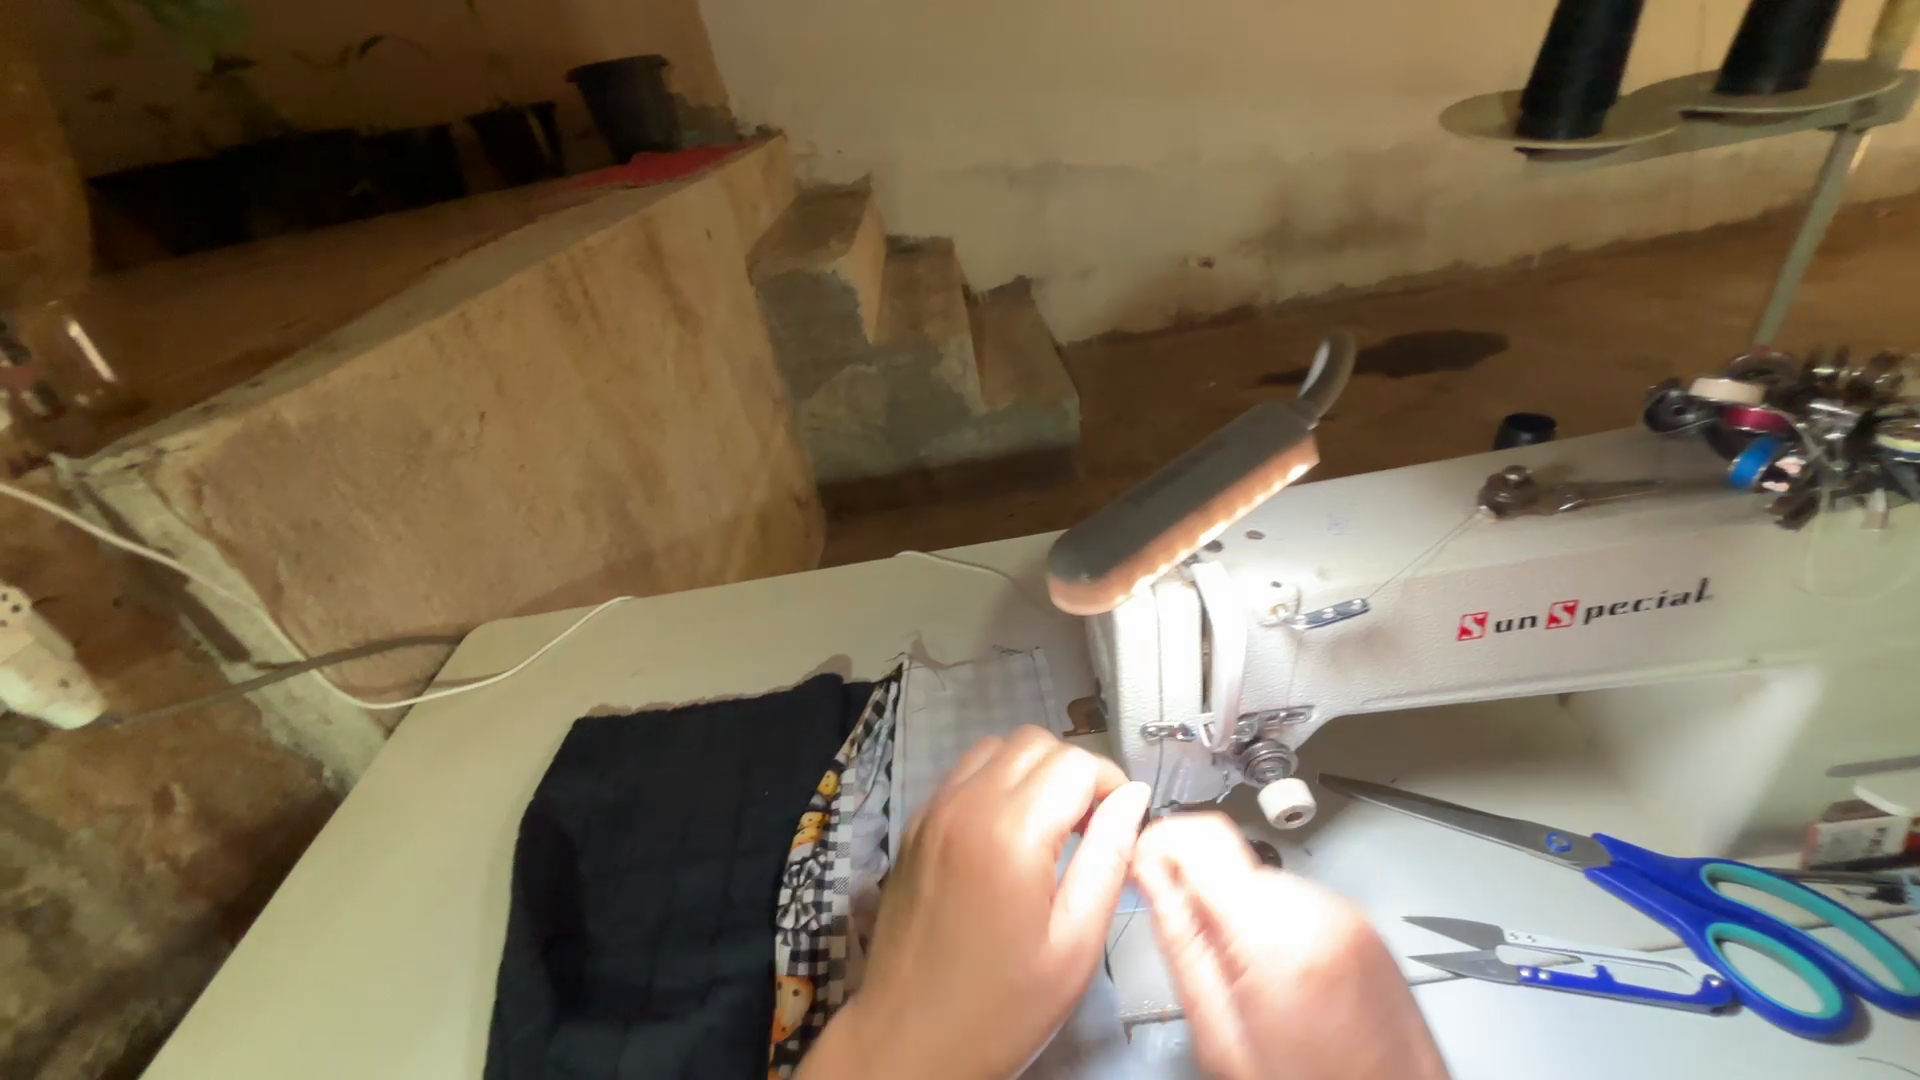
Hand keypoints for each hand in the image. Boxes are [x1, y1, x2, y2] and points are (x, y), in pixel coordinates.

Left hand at [799, 726, 1151, 1079]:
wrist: (908, 1038)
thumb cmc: (1003, 1004)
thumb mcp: (1075, 943)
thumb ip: (1109, 856)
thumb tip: (1133, 797)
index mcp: (1011, 831)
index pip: (1075, 763)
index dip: (1109, 784)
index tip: (1119, 822)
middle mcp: (967, 802)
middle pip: (1035, 742)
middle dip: (1073, 770)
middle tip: (1088, 824)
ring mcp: (934, 808)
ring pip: (997, 748)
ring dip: (1033, 770)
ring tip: (1049, 824)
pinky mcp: (915, 822)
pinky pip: (964, 772)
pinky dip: (996, 781)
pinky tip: (1007, 831)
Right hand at [1132, 813, 1448, 1079]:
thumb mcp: (1221, 1037)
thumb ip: (1181, 943)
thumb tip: (1150, 876)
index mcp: (1276, 937)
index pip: (1201, 836)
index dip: (1159, 841)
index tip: (1143, 864)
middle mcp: (1320, 911)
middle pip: (1230, 862)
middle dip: (1201, 892)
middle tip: (1196, 952)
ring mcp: (1350, 917)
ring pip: (1261, 880)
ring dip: (1240, 912)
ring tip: (1246, 978)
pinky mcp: (1366, 927)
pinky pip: (1297, 901)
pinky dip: (1275, 925)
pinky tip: (1281, 979)